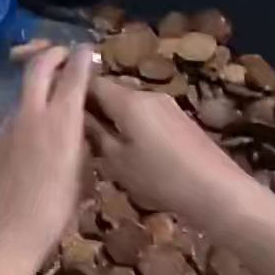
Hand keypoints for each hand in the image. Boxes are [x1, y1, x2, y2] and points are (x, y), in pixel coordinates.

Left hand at [0, 45, 96, 274]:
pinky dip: (26, 112)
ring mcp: (7, 125)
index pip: (73, 75)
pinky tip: (33, 132)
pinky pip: (13, 117)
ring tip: (52, 94)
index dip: (82, 58)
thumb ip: (80, 146)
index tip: (88, 50)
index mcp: (61, 121)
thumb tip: (79, 132)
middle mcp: (32, 114)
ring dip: (37, 85)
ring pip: (23, 93)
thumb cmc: (53, 212)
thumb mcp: (80, 178)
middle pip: (38, 67)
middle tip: (63, 55)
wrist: (3, 232)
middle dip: (52, 55)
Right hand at [86, 79, 262, 225]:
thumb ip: (93, 134)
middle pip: (111, 91)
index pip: (90, 82)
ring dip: (111, 117)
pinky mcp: (180, 119)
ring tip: (98, 143)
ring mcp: (167, 106)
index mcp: (127, 101)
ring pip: (128, 104)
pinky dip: (130, 124)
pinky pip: (145, 114)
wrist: (218, 192)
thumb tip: (75, 116)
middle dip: (91, 106)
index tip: (56, 108)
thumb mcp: (116, 161)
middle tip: (73, 130)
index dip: (71, 91)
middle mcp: (147, 95)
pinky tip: (128, 149)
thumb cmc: (159, 177)